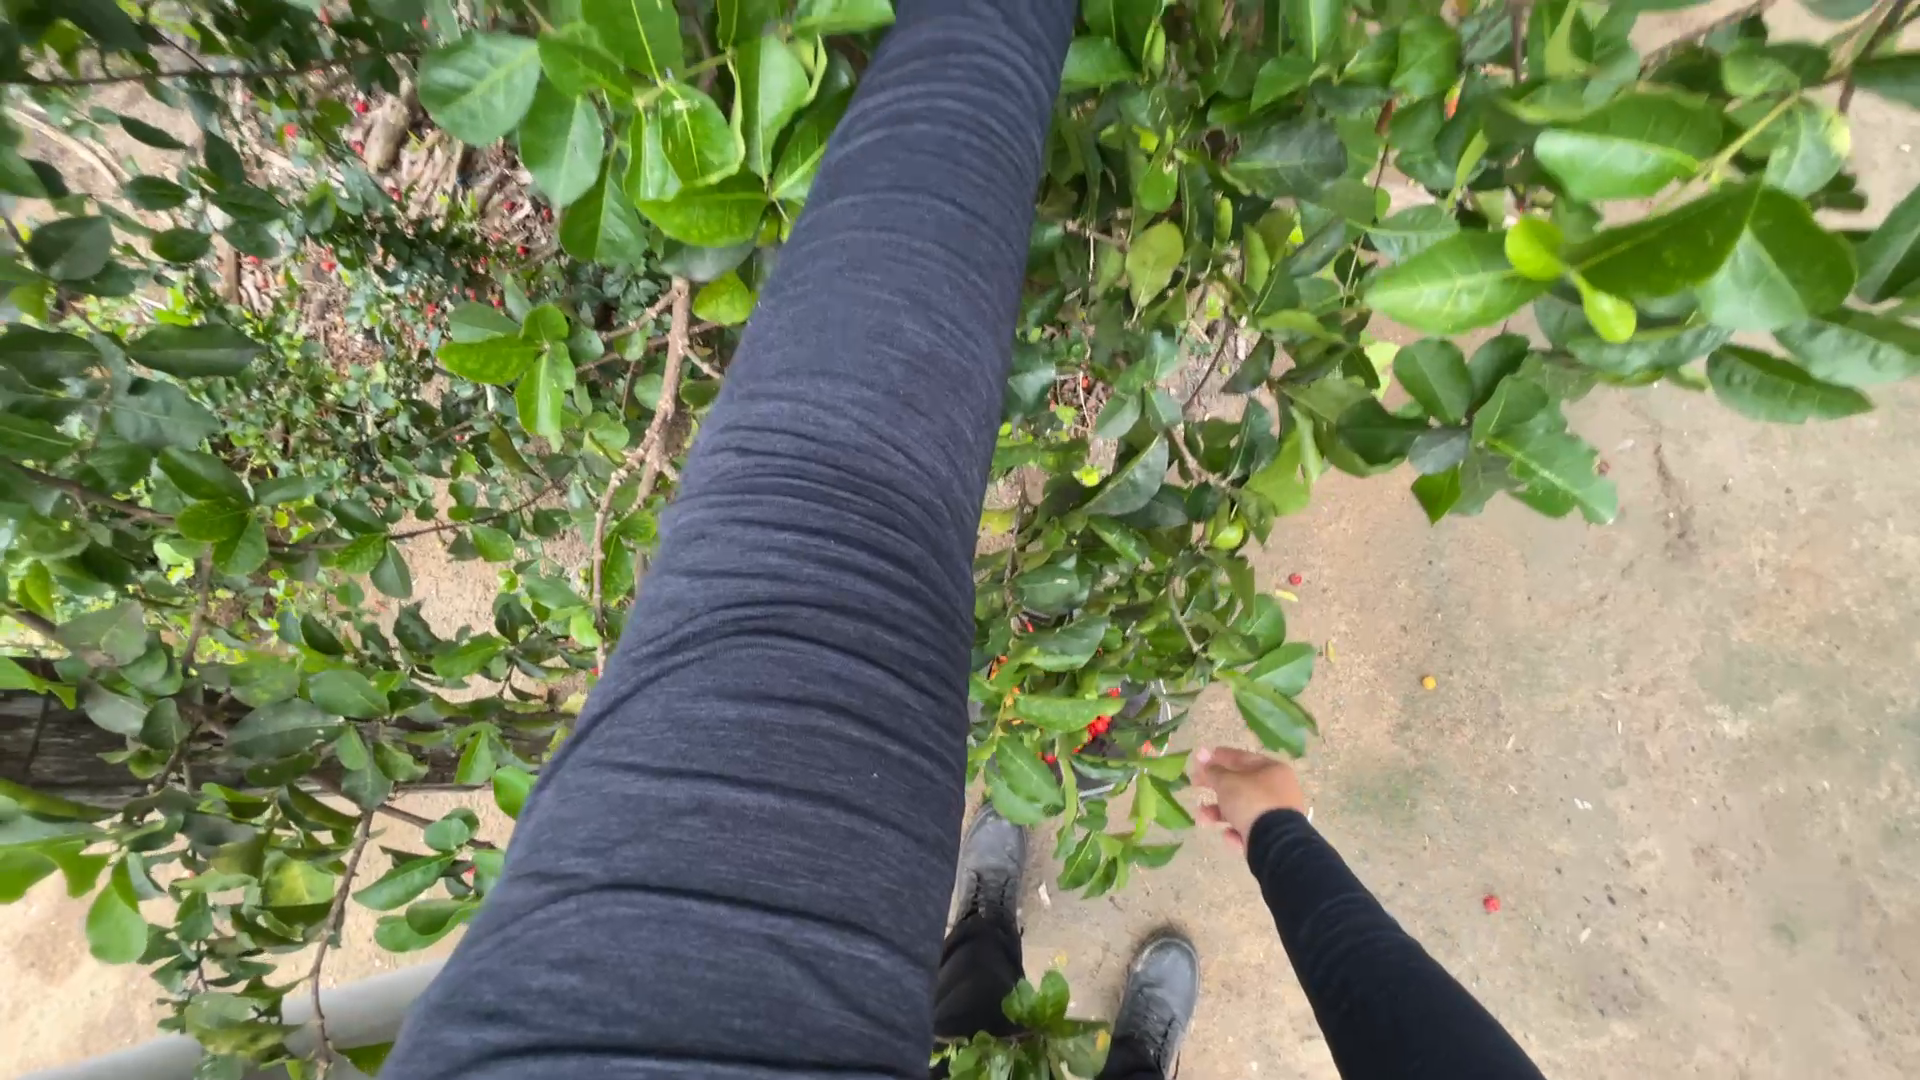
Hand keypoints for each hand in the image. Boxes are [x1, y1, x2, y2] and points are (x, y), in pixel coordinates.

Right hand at [1190, 746, 1306, 852]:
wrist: (1276, 842)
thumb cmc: (1251, 801)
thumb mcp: (1226, 782)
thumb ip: (1212, 770)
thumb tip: (1202, 757)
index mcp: (1272, 770)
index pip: (1242, 757)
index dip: (1220, 756)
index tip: (1201, 758)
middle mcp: (1278, 789)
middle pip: (1240, 784)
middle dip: (1215, 787)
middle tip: (1194, 784)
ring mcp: (1277, 814)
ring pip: (1242, 808)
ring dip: (1218, 812)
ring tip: (1202, 818)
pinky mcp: (1274, 835)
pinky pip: (1249, 828)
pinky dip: (1236, 830)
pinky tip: (1228, 835)